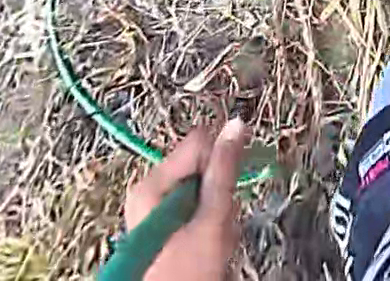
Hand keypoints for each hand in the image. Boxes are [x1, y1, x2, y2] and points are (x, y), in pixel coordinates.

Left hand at [122, 118, 248, 280]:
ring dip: (220, 210)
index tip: (233, 181)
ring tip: (217, 237)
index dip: (222, 157)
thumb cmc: (186, 272)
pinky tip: (210, 244)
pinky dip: (211, 222)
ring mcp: (159, 209)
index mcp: (153, 184)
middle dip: (221, 190)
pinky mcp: (168, 224)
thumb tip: (237, 124)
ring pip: (206, 188)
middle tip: (222, 219)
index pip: (199, 141)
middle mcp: (152, 191)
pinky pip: (199, 206)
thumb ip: (224, 168)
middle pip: (203, 165)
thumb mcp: (211, 218)